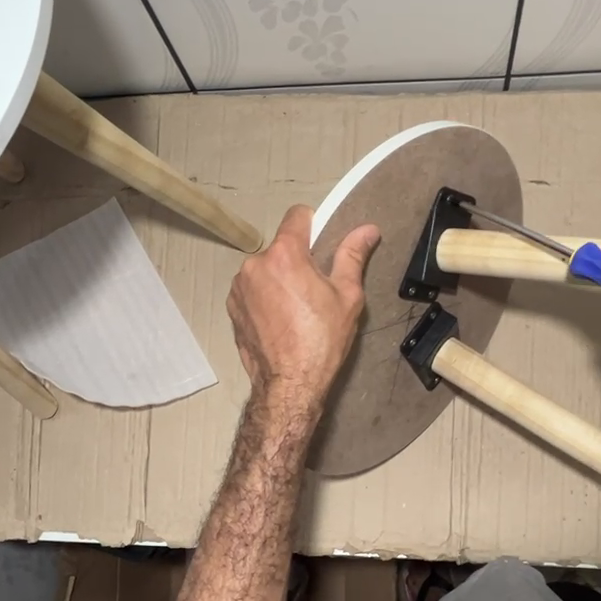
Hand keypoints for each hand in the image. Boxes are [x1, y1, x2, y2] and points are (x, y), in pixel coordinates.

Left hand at [227, 205, 379, 414]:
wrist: (290, 384)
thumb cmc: (322, 342)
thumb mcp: (347, 297)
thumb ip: (352, 256)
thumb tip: (368, 230)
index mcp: (285, 254)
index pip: (297, 216)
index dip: (313, 225)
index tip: (322, 245)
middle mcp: (255, 265)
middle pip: (281, 248)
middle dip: (296, 261)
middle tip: (314, 291)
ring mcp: (239, 288)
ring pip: (265, 270)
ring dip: (278, 280)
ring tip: (295, 311)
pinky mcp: (232, 309)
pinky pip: (251, 291)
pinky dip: (264, 299)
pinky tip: (279, 322)